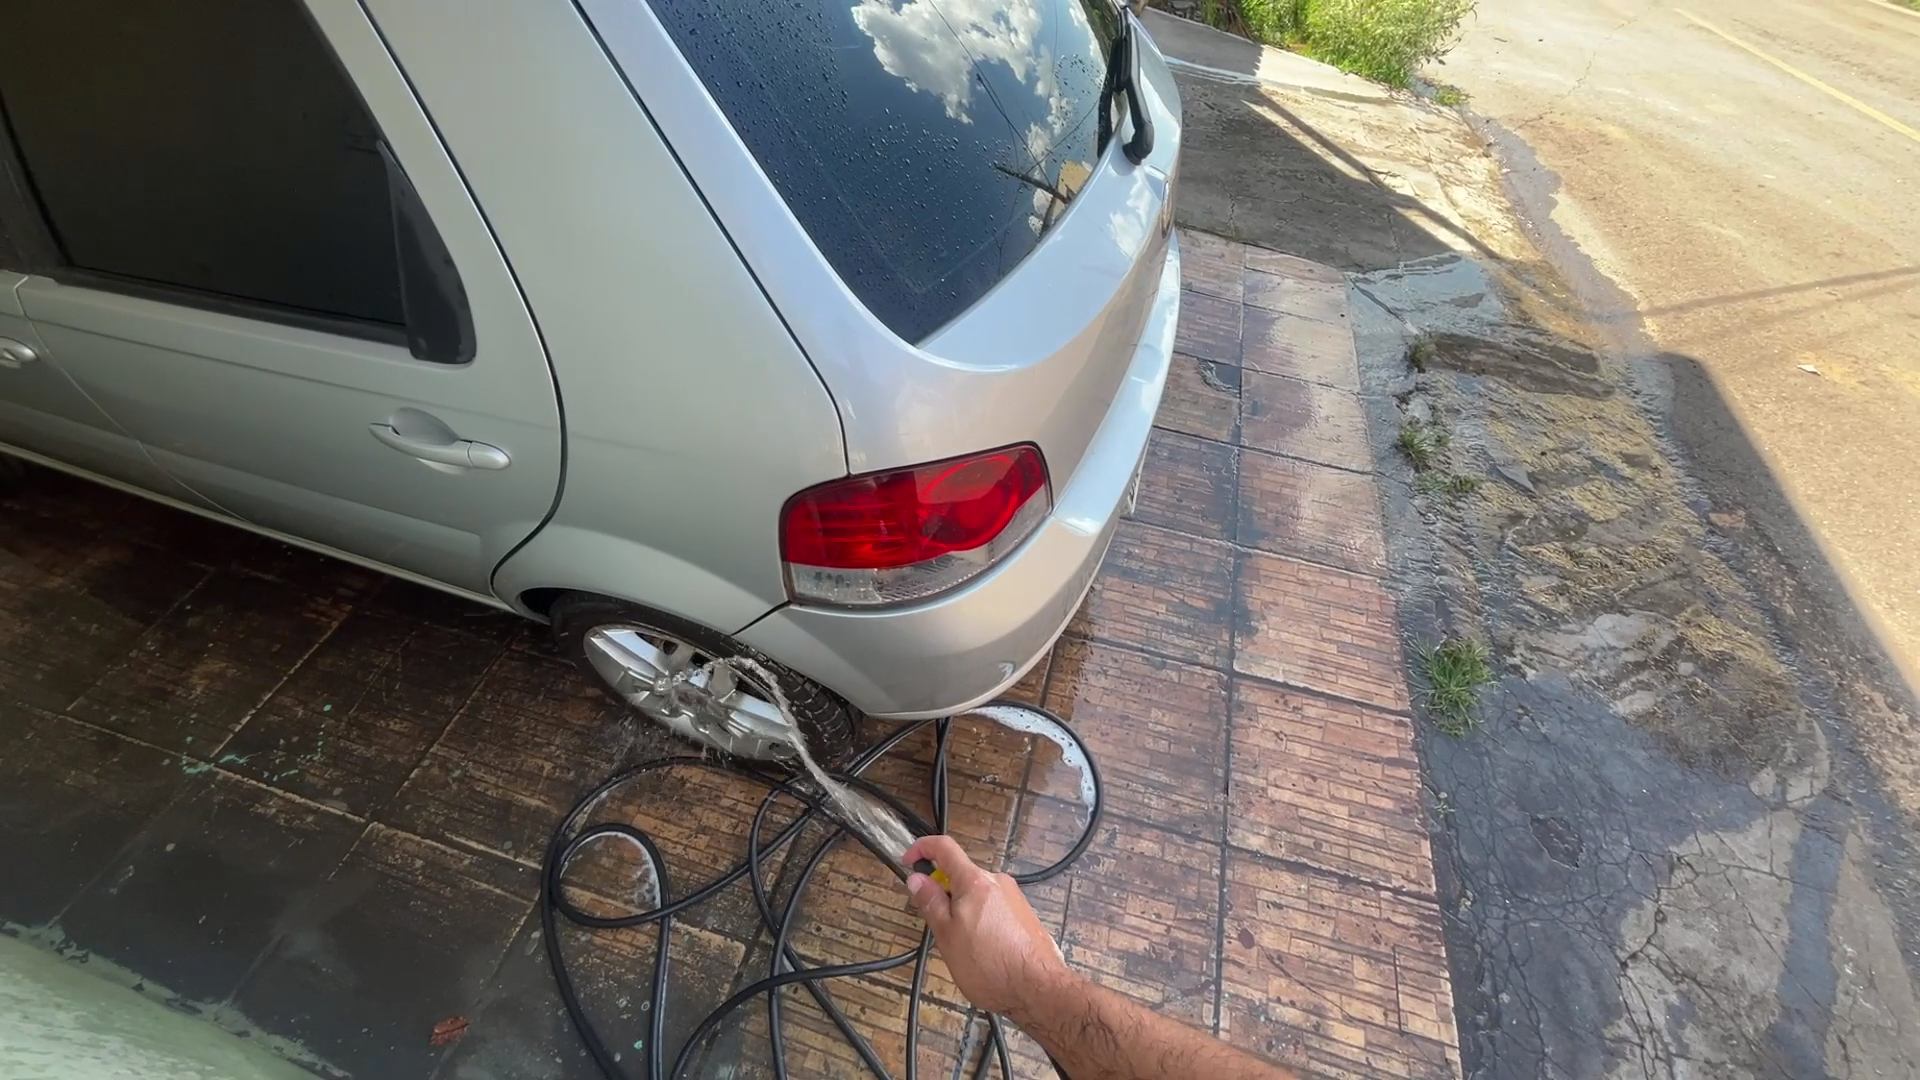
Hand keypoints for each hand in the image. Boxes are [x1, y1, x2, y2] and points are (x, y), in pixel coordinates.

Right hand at [902, 835, 1074, 1016]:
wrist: (1038, 987)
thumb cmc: (991, 964)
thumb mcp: (947, 935)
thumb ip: (930, 902)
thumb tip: (917, 878)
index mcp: (974, 880)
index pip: (944, 846)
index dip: (922, 848)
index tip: (910, 860)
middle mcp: (996, 880)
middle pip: (961, 875)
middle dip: (945, 895)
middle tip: (940, 927)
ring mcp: (1012, 896)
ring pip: (977, 895)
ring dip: (964, 912)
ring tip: (966, 948)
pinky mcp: (1022, 913)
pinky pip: (993, 908)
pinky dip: (981, 921)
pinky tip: (985, 951)